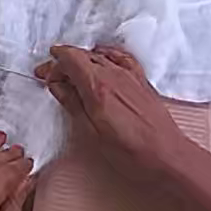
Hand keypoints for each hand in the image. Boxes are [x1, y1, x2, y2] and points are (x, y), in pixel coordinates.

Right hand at [35, 45, 208, 191]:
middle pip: (82, 56)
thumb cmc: (129, 151)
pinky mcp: (141, 80)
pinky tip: (101, 59)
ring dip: (81, 60)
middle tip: (50, 76)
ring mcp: (129, 75)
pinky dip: (106, 54)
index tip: (44, 74)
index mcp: (97, 86)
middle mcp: (113, 74)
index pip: (70, 58)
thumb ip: (73, 103)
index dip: (54, 63)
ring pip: (99, 56)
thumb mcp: (91, 132)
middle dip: (63, 63)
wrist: (167, 156)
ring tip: (71, 72)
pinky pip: (120, 57)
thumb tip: (57, 85)